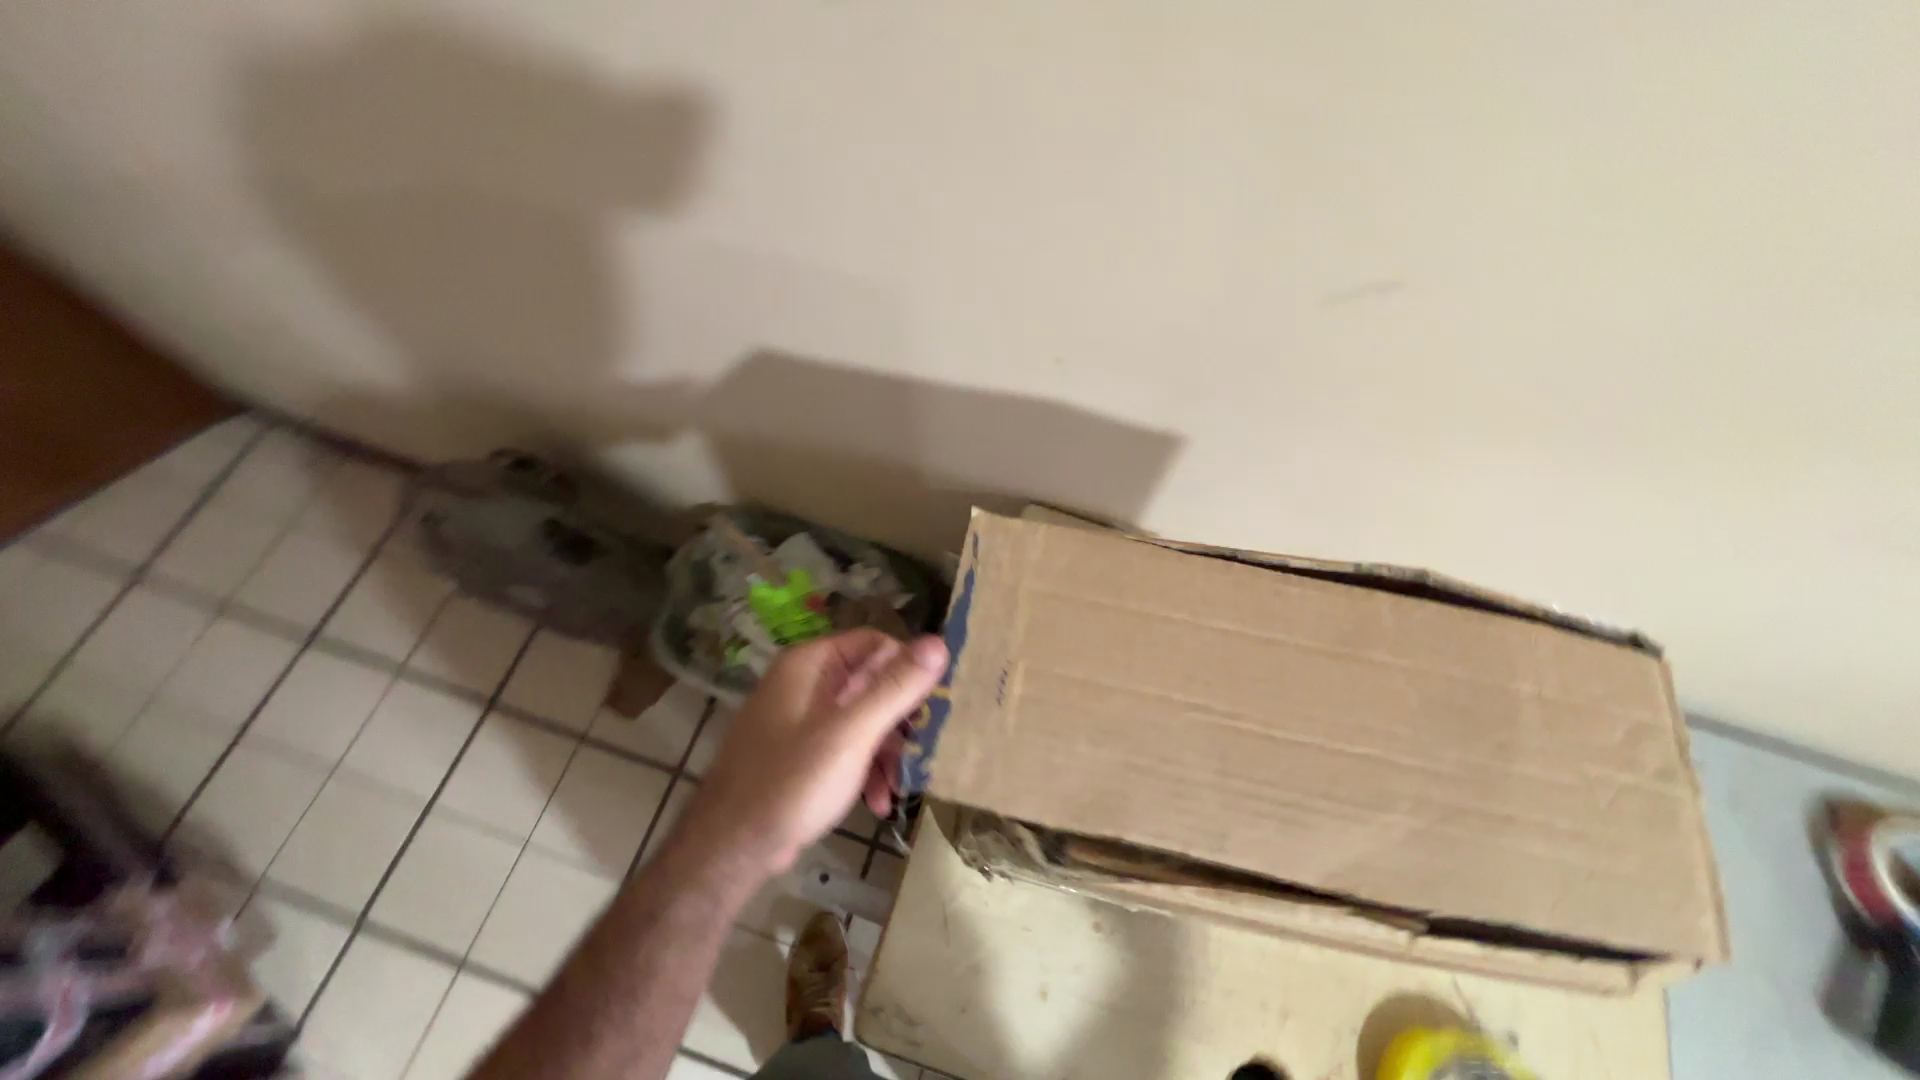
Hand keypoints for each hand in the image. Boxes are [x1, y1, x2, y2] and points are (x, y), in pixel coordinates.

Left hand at [682, 629, 947, 874]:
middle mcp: (804, 683)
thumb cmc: (791, 783)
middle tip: (925, 750)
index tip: (936, 705)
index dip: (909, 670)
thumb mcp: (852, 734)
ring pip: (862, 720)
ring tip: (900, 787)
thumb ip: (895, 688)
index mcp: (810, 664)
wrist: (730, 849)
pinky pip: (845, 747)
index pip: (875, 644)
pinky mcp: (799, 754)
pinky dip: (865, 769)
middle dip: (901, 721)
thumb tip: (938, 642)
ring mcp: (799, 720)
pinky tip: (878, 802)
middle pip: (871, 684)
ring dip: (887, 752)